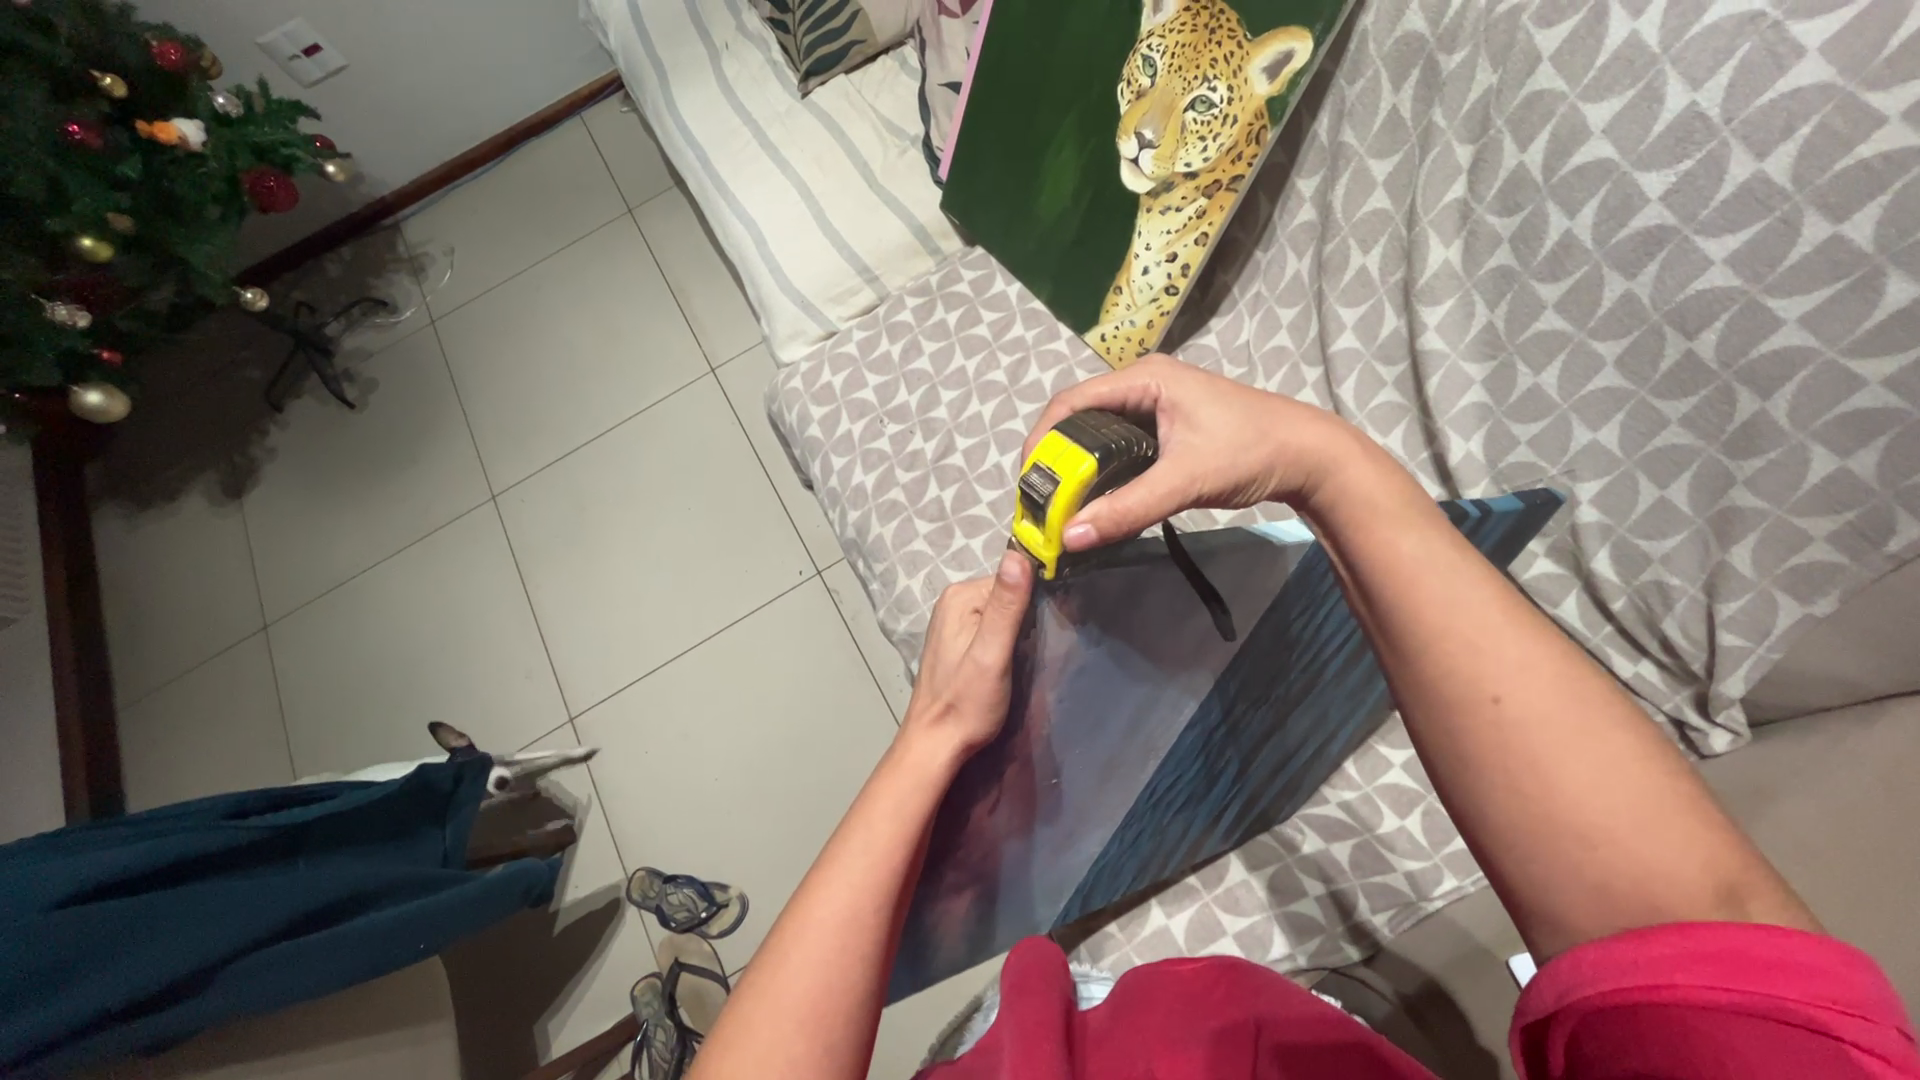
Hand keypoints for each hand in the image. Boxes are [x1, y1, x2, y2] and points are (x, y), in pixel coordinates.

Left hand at [900, 550, 1034, 761]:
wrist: (936, 744)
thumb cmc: (965, 703)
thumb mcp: (991, 654)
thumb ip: (1006, 606)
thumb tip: (1019, 554)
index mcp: (960, 596)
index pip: (1014, 578)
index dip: (1038, 599)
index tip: (1056, 626)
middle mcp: (955, 602)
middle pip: (1010, 594)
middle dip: (1031, 617)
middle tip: (1043, 647)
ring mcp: (956, 622)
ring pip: (1006, 613)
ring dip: (1022, 632)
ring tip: (1031, 657)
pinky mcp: (962, 642)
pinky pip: (996, 629)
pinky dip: (1010, 641)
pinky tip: (1016, 662)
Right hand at [1022, 353, 1376, 551]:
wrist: (1309, 456)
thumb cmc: (1249, 453)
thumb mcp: (1185, 480)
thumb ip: (1127, 508)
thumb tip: (1071, 537)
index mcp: (1144, 379)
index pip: (1071, 402)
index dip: (1042, 440)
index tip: (1028, 482)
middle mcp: (1142, 385)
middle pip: (1079, 418)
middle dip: (1055, 458)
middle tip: (1042, 499)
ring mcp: (1153, 405)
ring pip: (1097, 434)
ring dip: (1077, 468)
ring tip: (1061, 504)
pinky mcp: (1163, 427)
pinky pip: (1117, 446)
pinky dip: (1101, 472)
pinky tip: (1095, 498)